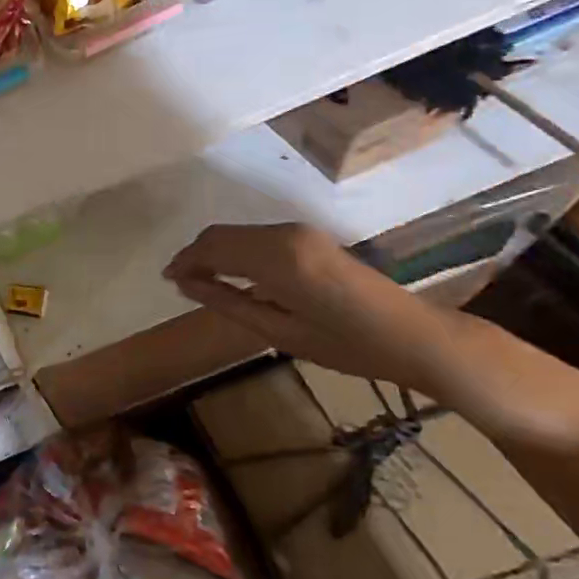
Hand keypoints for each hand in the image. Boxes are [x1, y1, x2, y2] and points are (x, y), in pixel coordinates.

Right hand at [163, 222, 460, 392]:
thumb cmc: (346, 346)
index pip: (214, 247)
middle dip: (196, 254)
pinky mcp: (310, 237)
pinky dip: (238, 251)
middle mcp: (285, 234)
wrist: (411, 335)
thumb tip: (185, 284)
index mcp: (277, 258)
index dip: (185, 260)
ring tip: (202, 282)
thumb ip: (228, 302)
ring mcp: (299, 232)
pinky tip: (233, 275)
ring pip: (240, 233)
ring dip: (216, 252)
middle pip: (223, 234)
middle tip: (180, 282)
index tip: (167, 280)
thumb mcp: (280, 332)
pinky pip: (258, 237)